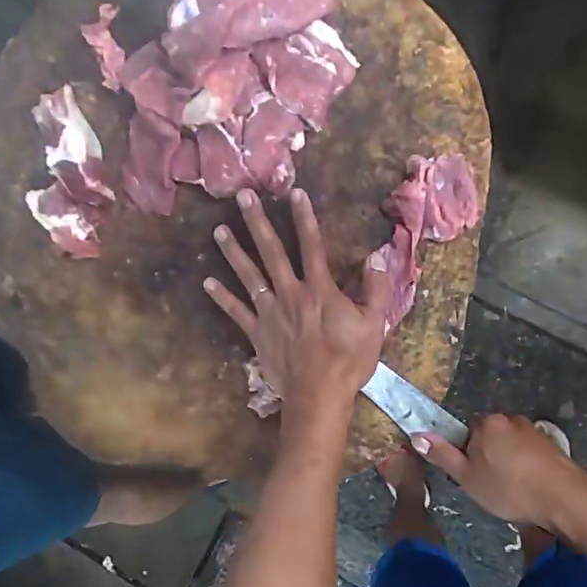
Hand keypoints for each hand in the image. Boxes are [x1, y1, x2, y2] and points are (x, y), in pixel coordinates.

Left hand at [203, 188, 391, 433]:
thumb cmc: (349, 360)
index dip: (304, 218)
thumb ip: (377, 289)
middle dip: (258, 222)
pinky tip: (208, 281)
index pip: (312, 245)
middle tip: (243, 196)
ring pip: (249, 276)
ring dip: (233, 252)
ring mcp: (270, 313)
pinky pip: (236, 312)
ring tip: (219, 230)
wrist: (319, 393)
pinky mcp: (257, 334)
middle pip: (271, 252)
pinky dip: (222, 297)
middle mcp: (291, 294)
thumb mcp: (374, 324)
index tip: (295, 193)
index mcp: (320, 290)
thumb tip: (378, 257)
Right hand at [413, 414, 586, 528]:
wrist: (561, 496)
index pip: (468, 431)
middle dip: (489, 458)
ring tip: (513, 491)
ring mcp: (534, 431)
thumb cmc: (509, 488)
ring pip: (512, 447)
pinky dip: (527, 468)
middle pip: (491, 437)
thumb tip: (417, 435)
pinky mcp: (552, 446)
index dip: (467, 455)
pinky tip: (530, 489)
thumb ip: (443, 455)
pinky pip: (530, 455)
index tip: (472, 476)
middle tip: (490, 486)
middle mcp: (511, 419)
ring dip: (510, 464)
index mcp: (487, 423)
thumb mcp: (467, 477)